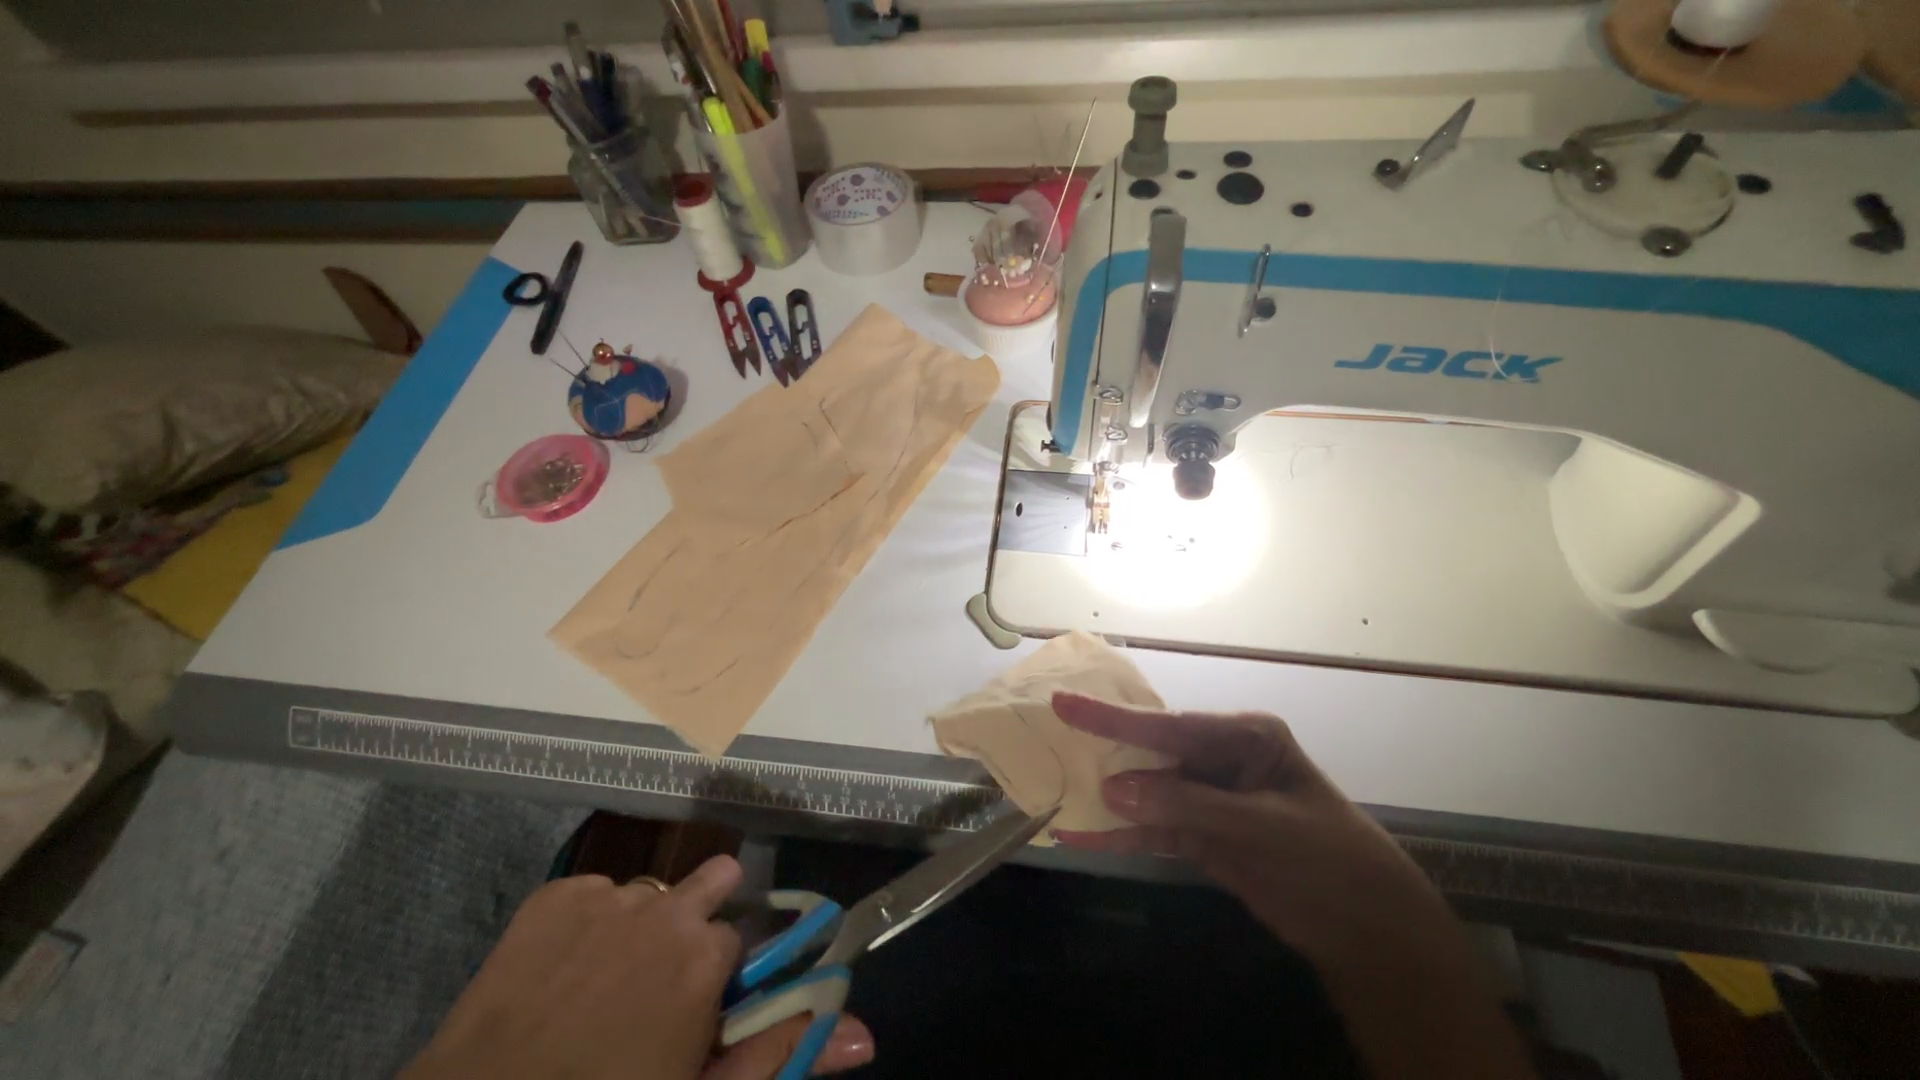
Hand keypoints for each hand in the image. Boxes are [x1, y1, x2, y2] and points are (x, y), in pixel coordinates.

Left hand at [402, 856, 874, 1079]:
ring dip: (641, 927)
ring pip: (647, 895)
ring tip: (604, 984)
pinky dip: (588, 922)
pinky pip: (593, 893)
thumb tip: (867, 1033)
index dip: (723, 976)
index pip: (741, 940)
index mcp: (708, 954)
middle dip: (701, 916)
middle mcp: (666, 909)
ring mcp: (606, 897)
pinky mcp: (554, 896)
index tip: (702, 1007)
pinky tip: (564, 969)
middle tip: (665, 975)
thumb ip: (784, 1052)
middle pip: (712, 881)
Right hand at [1051, 693, 1533, 1079]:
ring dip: (1105, 798)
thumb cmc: (1328, 859)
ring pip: (1145, 793)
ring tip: (1052, 789)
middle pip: (1150, 752)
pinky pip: (1152, 831)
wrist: (1369, 928)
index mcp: (1246, 737)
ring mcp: (1209, 800)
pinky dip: (1120, 835)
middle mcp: (1222, 760)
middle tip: (1046, 741)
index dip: (1114, 718)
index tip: (1064, 703)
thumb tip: (1114, 787)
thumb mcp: (1260, 826)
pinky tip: (1083, 835)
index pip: (1170, 724)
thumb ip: (1186, 804)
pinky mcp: (1202, 837)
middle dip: (1102, 751)